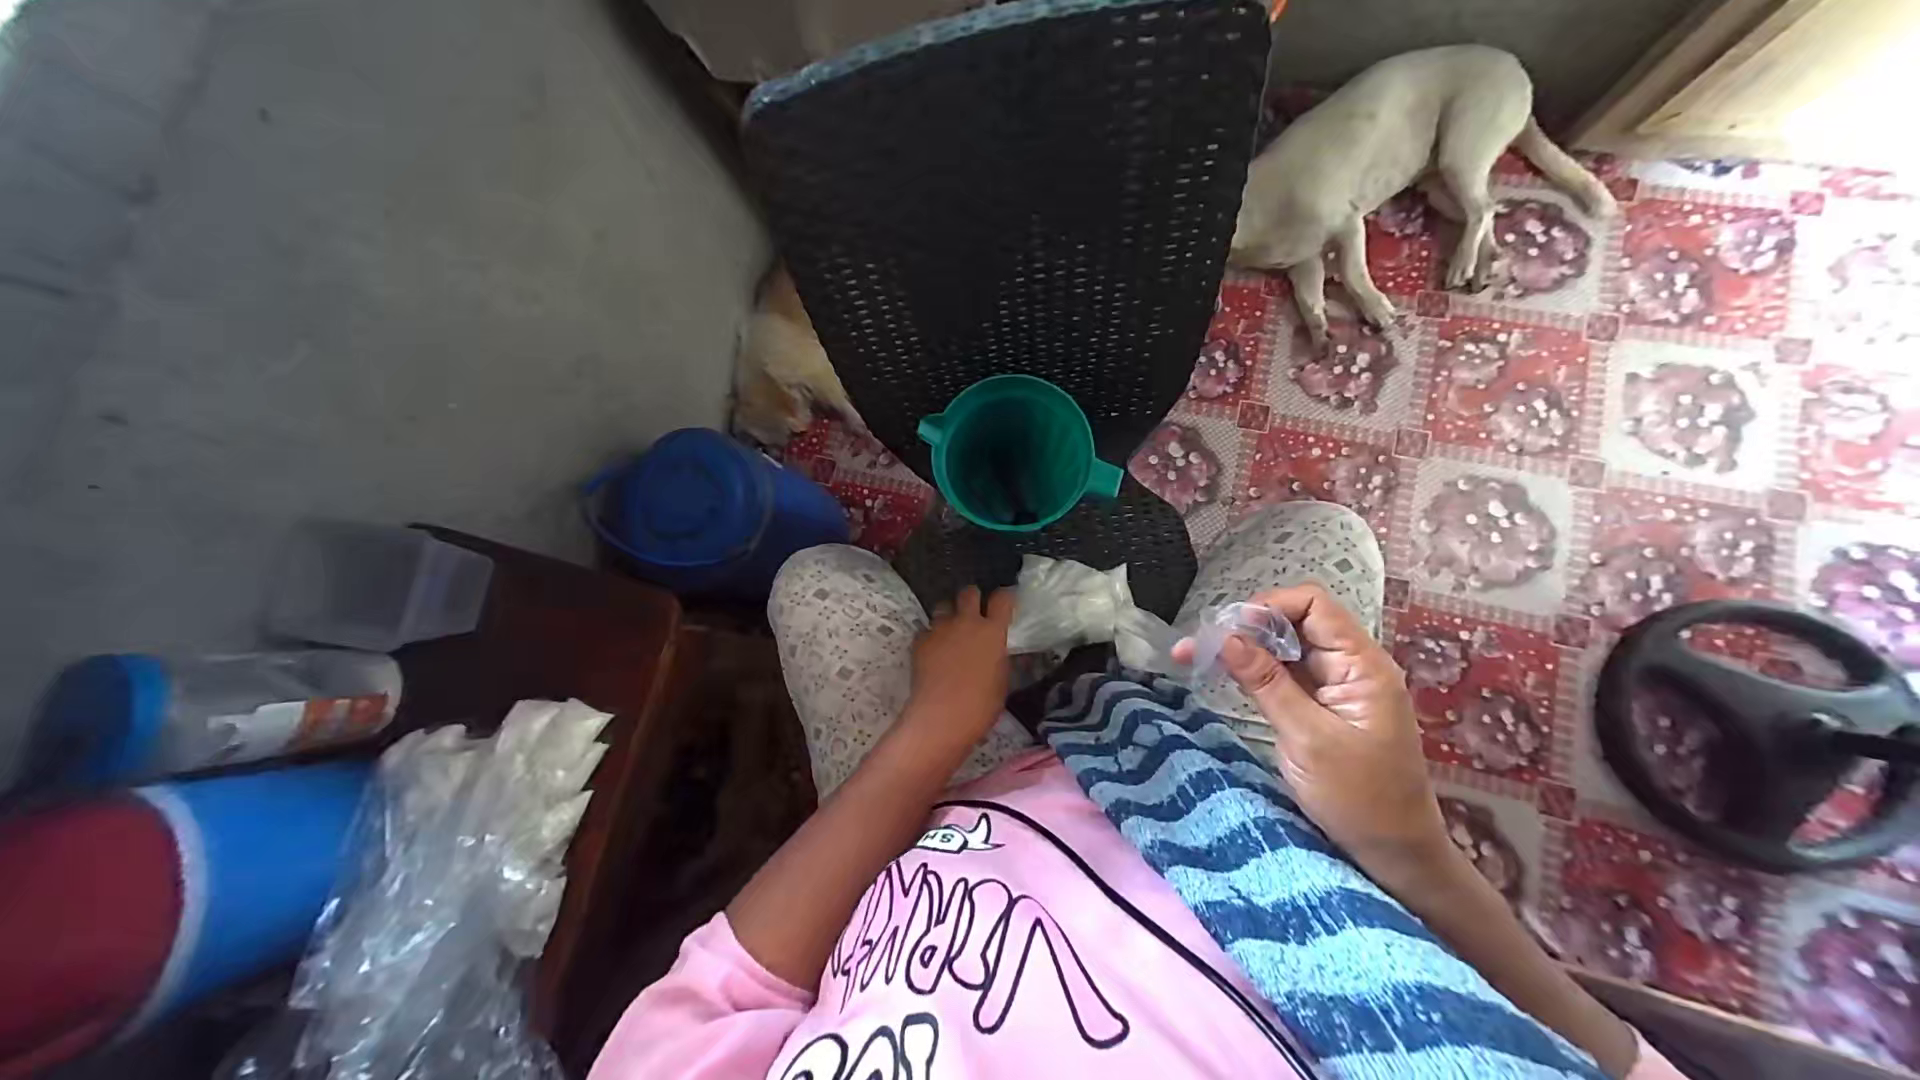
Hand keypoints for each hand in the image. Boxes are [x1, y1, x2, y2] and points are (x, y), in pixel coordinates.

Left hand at [899, 585, 1015, 755]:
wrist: (942, 717)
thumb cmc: (981, 705)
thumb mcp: (1001, 680)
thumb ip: (999, 657)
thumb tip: (996, 650)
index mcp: (992, 631)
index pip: (1002, 599)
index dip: (1005, 596)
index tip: (1006, 600)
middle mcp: (966, 622)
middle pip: (968, 593)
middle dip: (972, 598)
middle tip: (973, 611)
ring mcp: (940, 629)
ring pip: (943, 606)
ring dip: (948, 614)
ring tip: (950, 631)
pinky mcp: (920, 641)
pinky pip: (926, 630)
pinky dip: (930, 636)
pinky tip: (933, 652)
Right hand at [1176, 584, 1449, 873]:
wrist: (1393, 854)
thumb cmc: (1360, 798)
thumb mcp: (1307, 738)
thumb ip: (1266, 682)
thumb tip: (1225, 637)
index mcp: (1362, 664)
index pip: (1313, 605)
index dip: (1268, 607)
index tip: (1228, 631)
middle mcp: (1350, 665)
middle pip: (1294, 620)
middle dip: (1246, 626)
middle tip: (1200, 646)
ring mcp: (1335, 684)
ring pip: (1284, 646)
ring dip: (1243, 647)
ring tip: (1198, 656)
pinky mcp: (1320, 704)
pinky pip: (1283, 671)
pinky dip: (1252, 669)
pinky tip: (1222, 672)